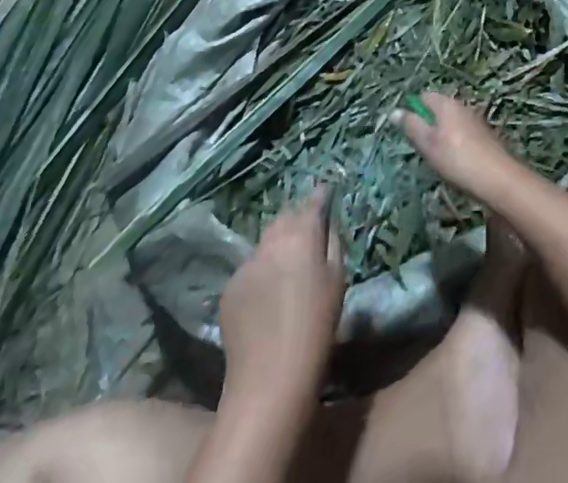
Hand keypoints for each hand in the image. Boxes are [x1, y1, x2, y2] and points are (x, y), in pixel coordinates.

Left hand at [218, 187, 344, 403]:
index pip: (311, 205)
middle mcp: (269, 242)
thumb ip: (332, 245)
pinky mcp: (230, 287)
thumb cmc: (316, 328)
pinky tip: (270, 297)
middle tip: (309, 233)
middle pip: (284, 219)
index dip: (320, 196)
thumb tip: (326, 224)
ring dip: (278, 245)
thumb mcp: (338, 282)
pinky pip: (250, 268)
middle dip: (297, 220)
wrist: (269, 377)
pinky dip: (262, 272)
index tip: (326, 190)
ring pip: (265, 243)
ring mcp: (245, 264)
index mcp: (300, 238)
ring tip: (290, 267)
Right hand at [393, 92, 527, 202]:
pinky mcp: (487, 139)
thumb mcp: (428, 144)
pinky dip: (458, 146)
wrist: (500, 180)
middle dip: (429, 125)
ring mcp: (478, 123)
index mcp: (447, 104)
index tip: (409, 131)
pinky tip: (458, 164)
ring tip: (439, 159)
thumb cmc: (457, 160)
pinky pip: (465, 136)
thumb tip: (395, 111)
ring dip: (443, 137)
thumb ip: (411, 125)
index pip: (425, 97)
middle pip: (440, 110)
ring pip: (453, 124)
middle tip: (422, 148)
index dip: (414, 110)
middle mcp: (464, 108)